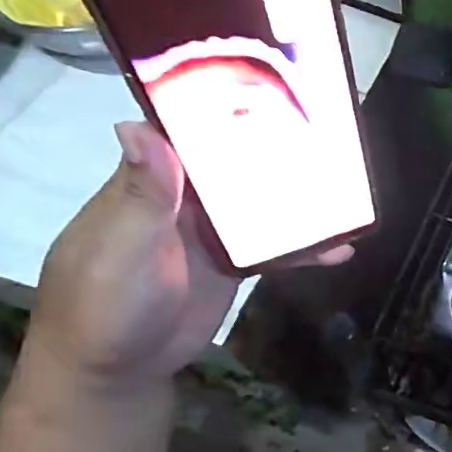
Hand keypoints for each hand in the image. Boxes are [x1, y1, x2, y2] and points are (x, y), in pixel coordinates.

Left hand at [27, 121, 350, 386]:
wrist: (115, 369)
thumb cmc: (106, 303)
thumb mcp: (120, 247)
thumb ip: (141, 193)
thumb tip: (135, 123)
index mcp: (151, 180)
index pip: (189, 129)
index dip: (223, 105)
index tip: (268, 81)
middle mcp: (183, 197)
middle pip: (234, 162)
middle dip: (275, 146)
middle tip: (328, 128)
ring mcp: (210, 231)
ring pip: (259, 202)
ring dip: (297, 196)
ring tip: (346, 186)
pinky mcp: (230, 264)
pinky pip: (271, 247)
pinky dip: (301, 248)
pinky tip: (338, 249)